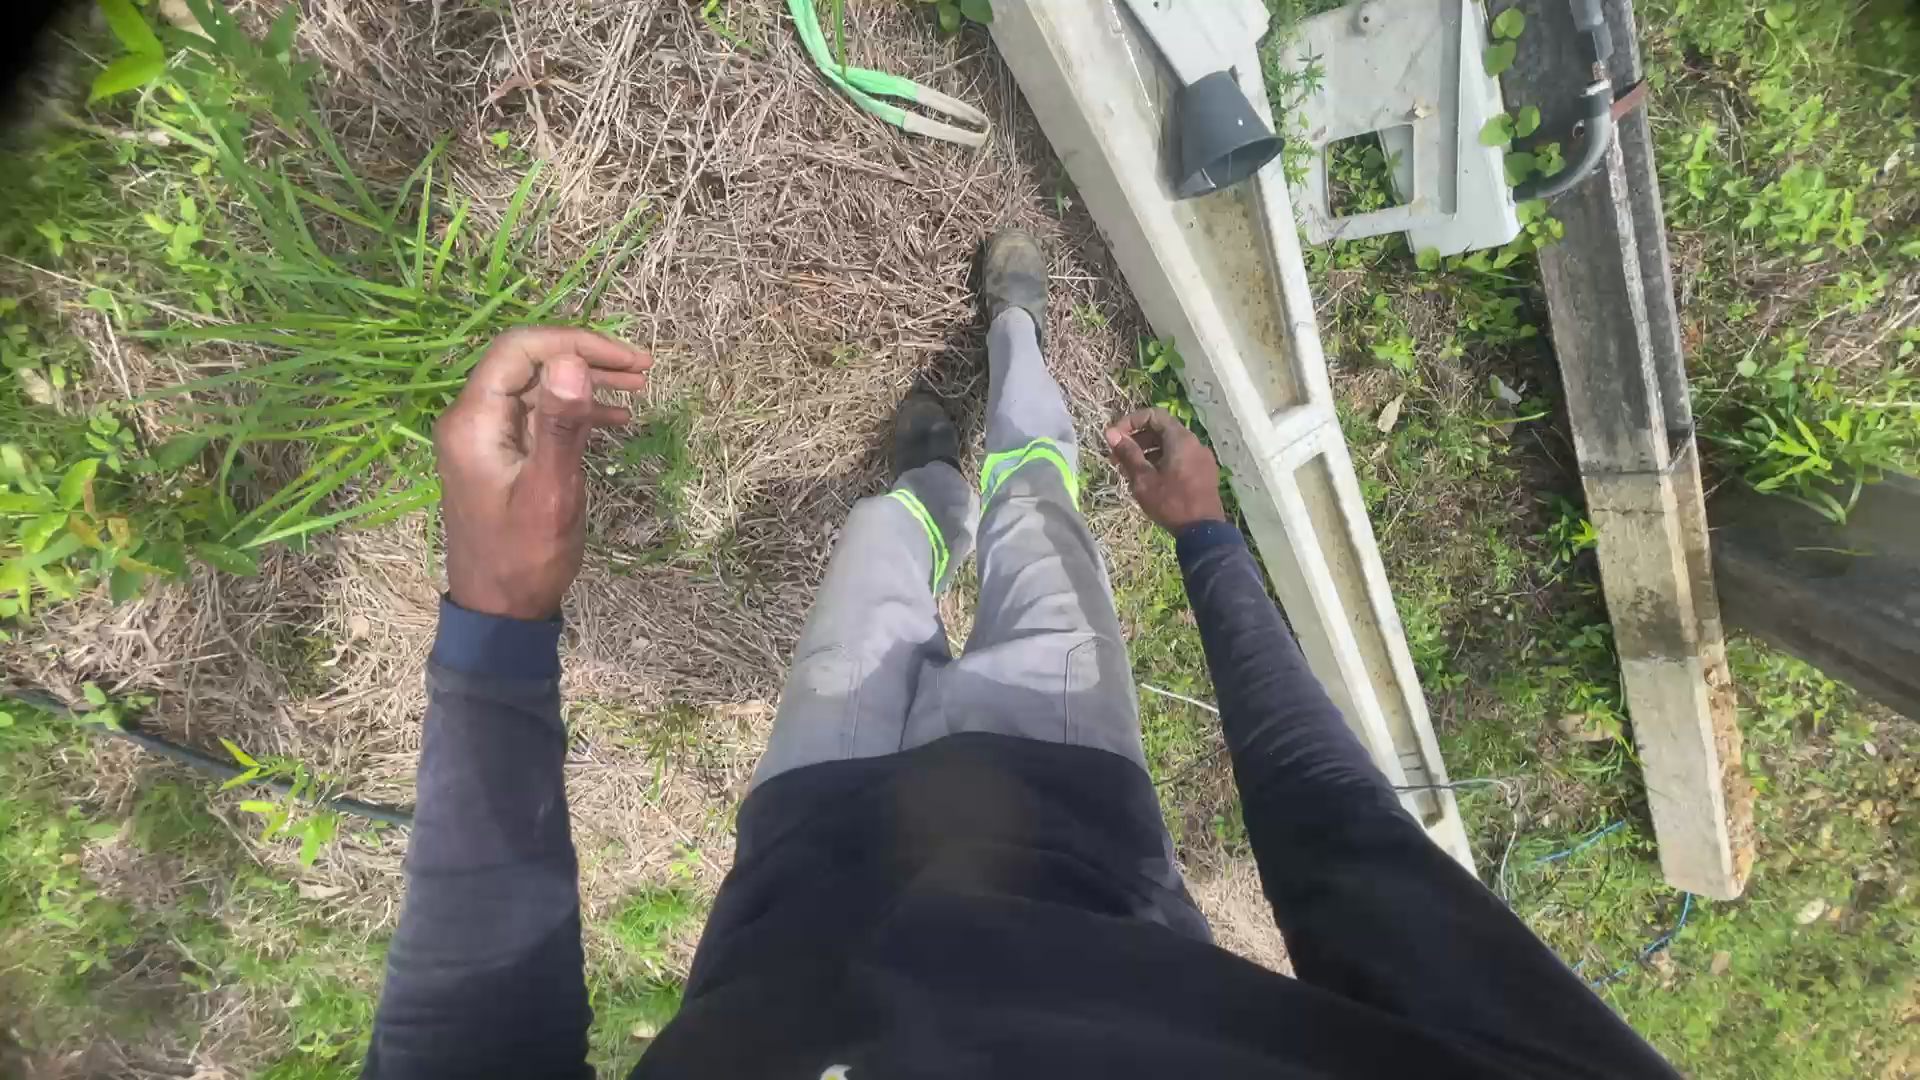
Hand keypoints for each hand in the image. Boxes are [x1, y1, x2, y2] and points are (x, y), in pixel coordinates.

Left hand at [435, 327, 652, 620]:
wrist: (501, 607)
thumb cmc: (527, 554)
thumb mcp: (551, 491)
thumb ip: (560, 426)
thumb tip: (571, 361)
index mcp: (476, 420)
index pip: (522, 350)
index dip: (578, 343)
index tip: (631, 361)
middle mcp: (474, 418)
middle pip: (530, 362)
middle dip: (588, 358)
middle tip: (644, 370)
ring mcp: (487, 437)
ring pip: (539, 387)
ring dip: (588, 382)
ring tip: (639, 388)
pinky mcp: (504, 455)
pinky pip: (541, 416)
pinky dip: (579, 411)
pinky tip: (617, 420)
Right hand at [1104, 407, 1226, 532]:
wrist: (1203, 531)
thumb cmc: (1170, 502)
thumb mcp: (1143, 478)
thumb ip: (1128, 453)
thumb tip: (1111, 433)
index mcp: (1180, 439)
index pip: (1154, 415)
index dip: (1131, 422)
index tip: (1115, 438)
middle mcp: (1194, 443)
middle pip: (1161, 430)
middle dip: (1136, 439)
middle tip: (1117, 457)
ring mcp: (1201, 458)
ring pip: (1170, 446)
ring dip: (1147, 452)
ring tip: (1129, 471)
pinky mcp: (1204, 473)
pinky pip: (1179, 458)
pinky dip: (1161, 461)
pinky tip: (1149, 480)